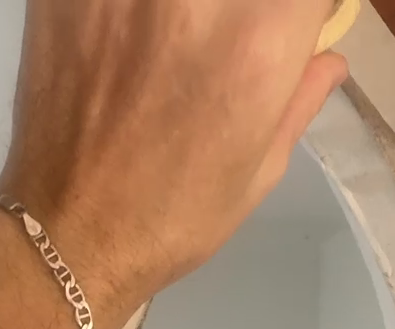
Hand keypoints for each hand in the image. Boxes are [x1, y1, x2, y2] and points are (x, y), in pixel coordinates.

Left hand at [0, 0, 348, 317]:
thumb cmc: (168, 225)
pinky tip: (125, 41)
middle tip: (220, 46)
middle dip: (243, 13)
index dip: (300, 14)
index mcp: (258, 43)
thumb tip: (327, 56)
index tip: (288, 31)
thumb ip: (297, 100)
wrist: (67, 239)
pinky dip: (125, 10)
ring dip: (184, 16)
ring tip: (167, 50)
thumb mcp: (254, 178)